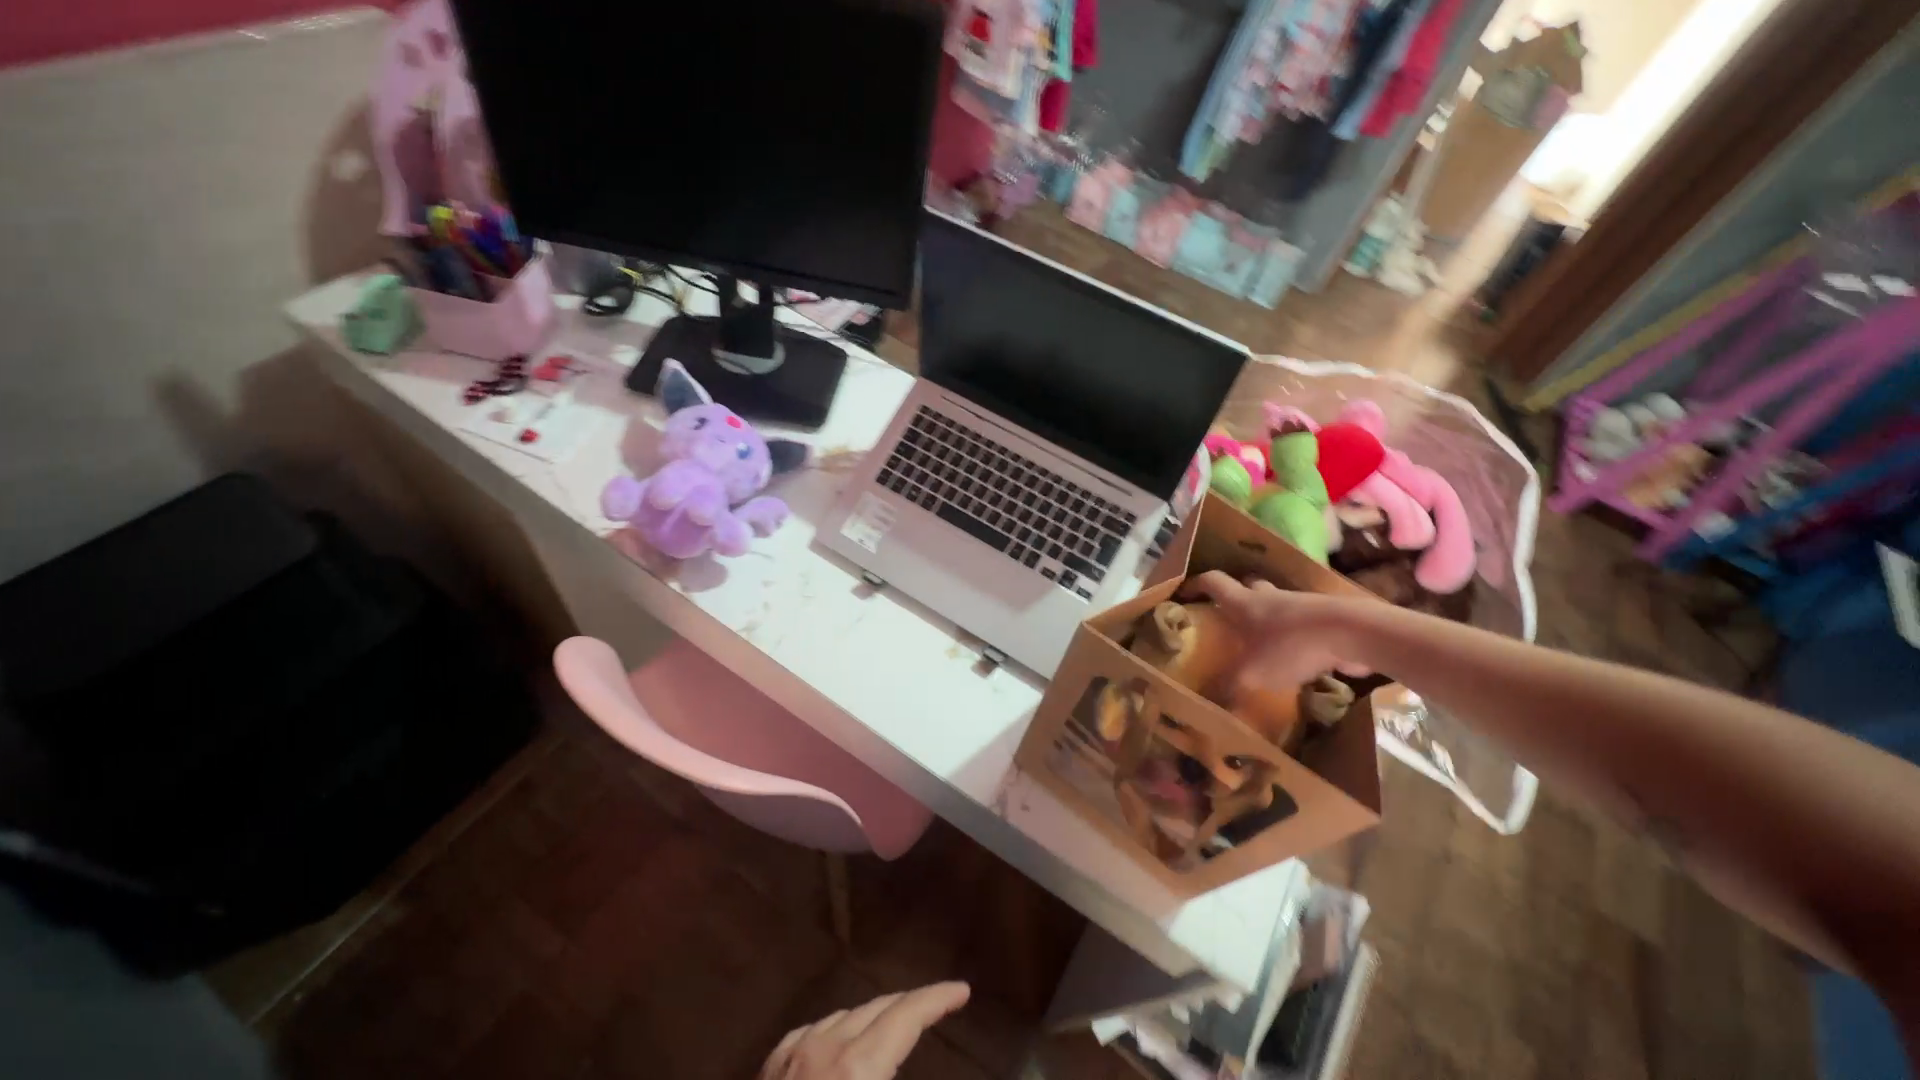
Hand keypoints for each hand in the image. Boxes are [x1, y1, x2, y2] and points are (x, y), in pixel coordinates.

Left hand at [759, 982, 969, 1079]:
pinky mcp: (767, 1071)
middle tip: (935, 1007)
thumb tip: (903, 1068)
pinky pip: (808, 1034)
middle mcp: (824, 1048)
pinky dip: (834, 1030)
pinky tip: (836, 1041)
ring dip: (873, 1017)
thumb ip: (893, 1077)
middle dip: (908, 1005)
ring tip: (893, 1026)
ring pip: (841, 1017)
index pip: (905, 1016)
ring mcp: (789, 1057)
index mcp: (856, 1067)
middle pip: (875, 1009)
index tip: (962, 991)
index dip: (936, 999)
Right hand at [1180, 571, 1371, 690]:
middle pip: (1248, 588)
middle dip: (1237, 600)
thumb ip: (1230, 688)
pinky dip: (1294, 637)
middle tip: (1227, 620)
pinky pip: (1303, 625)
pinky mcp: (1326, 619)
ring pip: (1277, 606)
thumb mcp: (1253, 674)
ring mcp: (1301, 606)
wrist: (1352, 632)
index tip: (1185, 593)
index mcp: (1244, 603)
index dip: (1197, 585)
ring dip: (1268, 620)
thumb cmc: (1291, 646)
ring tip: (1261, 646)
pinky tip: (1296, 660)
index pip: (1214, 582)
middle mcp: (1270, 598)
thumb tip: (1209, 704)